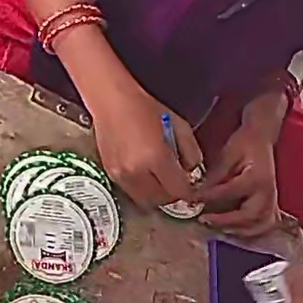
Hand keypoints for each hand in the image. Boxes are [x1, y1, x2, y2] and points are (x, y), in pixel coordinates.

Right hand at [89, 81, 202, 209]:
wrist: (111, 101)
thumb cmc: (146, 108)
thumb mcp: (179, 125)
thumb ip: (192, 152)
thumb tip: (192, 172)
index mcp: (156, 158)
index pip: (179, 190)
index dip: (189, 192)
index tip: (192, 187)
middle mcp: (137, 171)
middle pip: (162, 200)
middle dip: (173, 194)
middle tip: (177, 182)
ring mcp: (121, 175)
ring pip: (145, 201)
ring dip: (157, 195)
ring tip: (161, 180)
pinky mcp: (110, 174)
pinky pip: (131, 193)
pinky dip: (142, 190)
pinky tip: (145, 174)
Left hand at [199, 119, 280, 236]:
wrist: (261, 139)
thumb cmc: (244, 145)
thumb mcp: (227, 154)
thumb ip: (215, 176)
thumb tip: (198, 194)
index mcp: (256, 178)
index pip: (230, 192)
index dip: (209, 197)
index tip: (193, 200)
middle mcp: (267, 193)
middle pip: (248, 216)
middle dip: (225, 221)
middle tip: (204, 219)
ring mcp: (272, 201)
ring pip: (258, 226)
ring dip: (237, 230)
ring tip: (216, 227)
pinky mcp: (271, 206)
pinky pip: (263, 226)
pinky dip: (249, 232)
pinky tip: (232, 230)